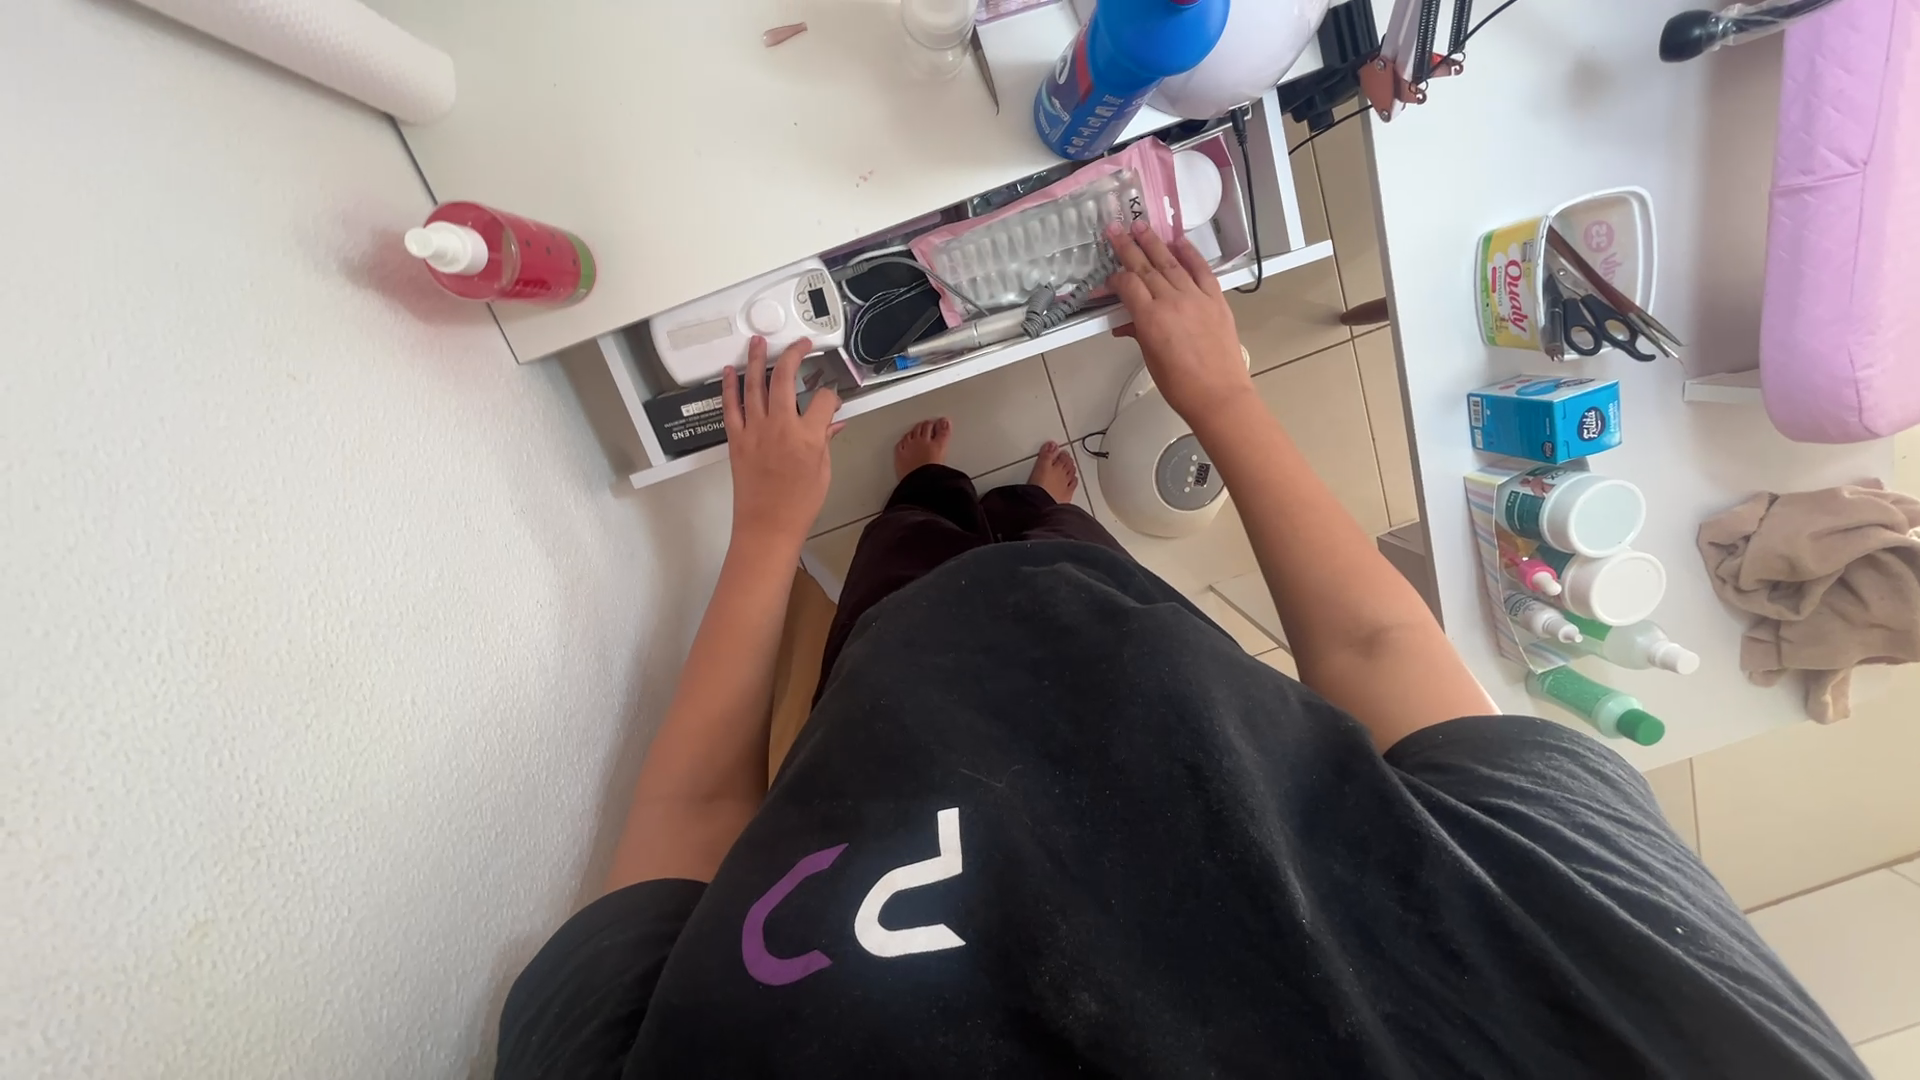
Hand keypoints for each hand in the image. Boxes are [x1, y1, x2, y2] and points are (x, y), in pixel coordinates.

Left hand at [721, 336, 841, 548]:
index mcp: (808, 437)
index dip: (832, 396)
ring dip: (757, 360)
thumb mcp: (823, 471)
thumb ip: (825, 441)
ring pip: (754, 385)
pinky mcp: (737, 439)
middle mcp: (781, 427)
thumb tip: (832, 423)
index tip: (832, 401)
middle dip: (793, 355)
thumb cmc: (799, 504)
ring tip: (759, 342)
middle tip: (798, 345)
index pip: (824, 400)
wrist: (768, 525)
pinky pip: (730, 407)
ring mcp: (755, 431)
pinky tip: (729, 371)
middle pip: (785, 378)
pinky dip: (729, 387)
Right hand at [1107, 222, 1255, 421]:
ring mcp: (1196, 298)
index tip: (1109, 272)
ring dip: (1155, 243)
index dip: (1116, 276)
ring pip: (1171, 263)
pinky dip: (1190, 254)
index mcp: (1151, 319)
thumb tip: (1127, 323)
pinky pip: (1201, 270)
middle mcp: (1172, 302)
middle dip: (1129, 246)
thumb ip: (1139, 334)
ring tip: (1142, 227)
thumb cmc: (1181, 386)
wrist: (1218, 394)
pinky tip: (1179, 242)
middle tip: (1116, 228)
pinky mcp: (1216, 300)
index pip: (1128, 286)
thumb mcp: (1151, 360)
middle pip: (1146, 267)